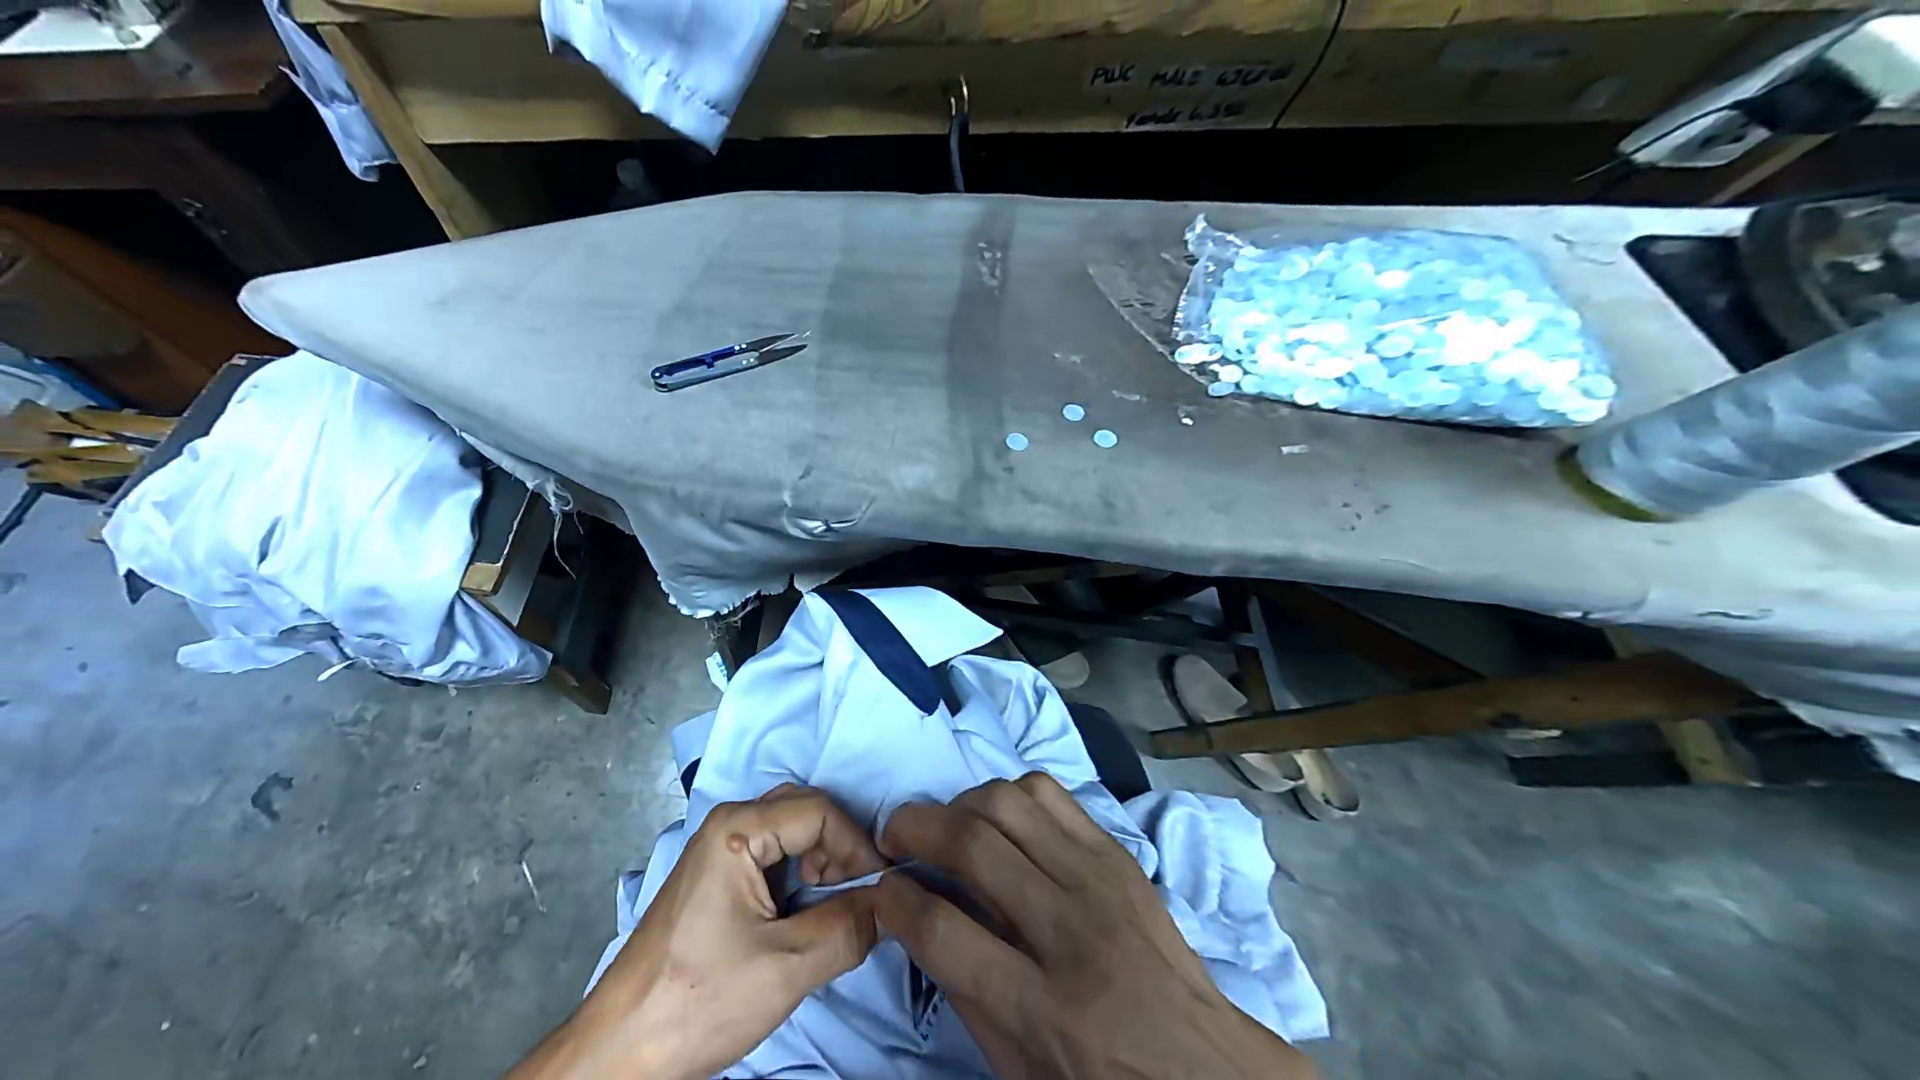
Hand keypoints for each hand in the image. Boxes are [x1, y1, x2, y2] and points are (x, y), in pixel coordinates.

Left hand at [507, 784, 885, 1079]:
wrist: (618, 1054)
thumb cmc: (698, 1002)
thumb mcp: (787, 968)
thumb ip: (850, 928)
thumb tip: (893, 904)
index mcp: (738, 829)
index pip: (822, 812)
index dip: (858, 848)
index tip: (878, 893)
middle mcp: (728, 825)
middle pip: (807, 813)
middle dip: (840, 852)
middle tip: (852, 899)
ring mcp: (719, 851)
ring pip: (793, 835)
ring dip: (823, 866)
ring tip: (829, 913)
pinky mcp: (718, 879)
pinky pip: (775, 858)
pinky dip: (801, 880)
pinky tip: (803, 918)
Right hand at [874, 773, 1317, 1079]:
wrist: (1201, 1061)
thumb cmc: (1096, 1073)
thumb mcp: (1015, 1063)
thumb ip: (959, 985)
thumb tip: (912, 910)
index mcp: (1042, 1008)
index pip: (943, 930)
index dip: (895, 899)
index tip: (881, 886)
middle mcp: (1071, 930)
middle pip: (975, 844)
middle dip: (916, 827)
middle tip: (896, 837)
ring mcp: (1100, 880)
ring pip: (1010, 802)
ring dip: (961, 804)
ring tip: (947, 826)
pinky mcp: (1117, 853)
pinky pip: (1051, 794)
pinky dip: (1009, 795)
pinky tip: (999, 820)